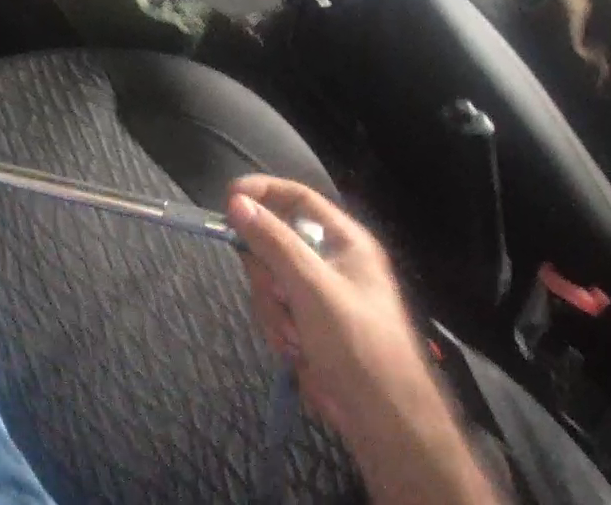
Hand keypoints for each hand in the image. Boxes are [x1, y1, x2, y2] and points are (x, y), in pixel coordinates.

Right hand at [226, 176, 496, 503]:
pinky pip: (271, 305)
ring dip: (270, 306)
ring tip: (294, 335)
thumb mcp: (311, 287)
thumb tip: (236, 202)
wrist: (383, 418)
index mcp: (344, 241)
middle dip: (265, 271)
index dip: (261, 193)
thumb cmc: (358, 344)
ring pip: (266, 276)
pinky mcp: (306, 319)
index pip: (296, 197)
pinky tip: (295, 349)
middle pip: (272, 239)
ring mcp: (317, 291)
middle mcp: (330, 260)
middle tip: (276, 293)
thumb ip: (273, 242)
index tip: (227, 203)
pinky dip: (275, 326)